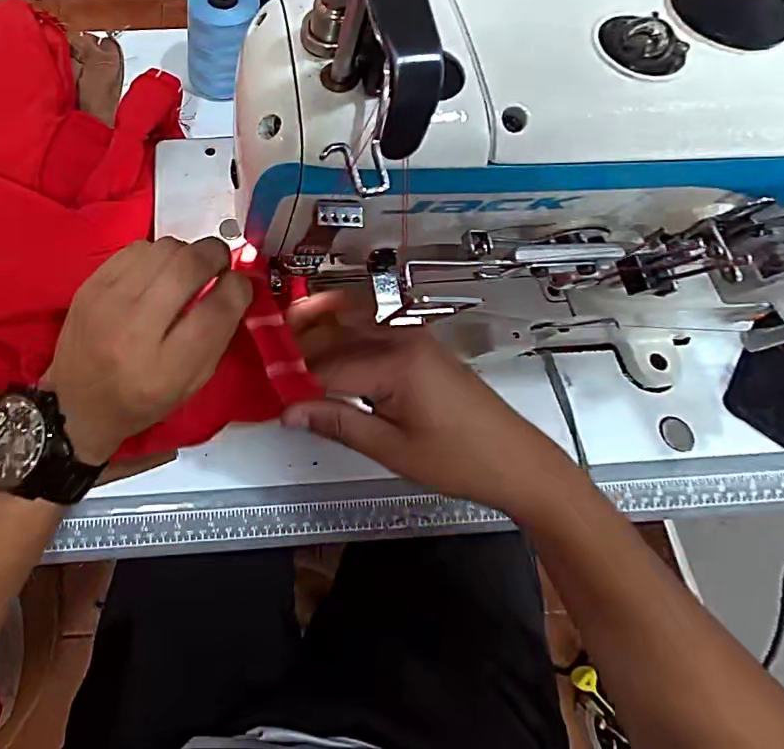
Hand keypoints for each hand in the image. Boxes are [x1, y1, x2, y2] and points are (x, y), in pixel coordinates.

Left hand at [43, 237, 251, 463]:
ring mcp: (108, 301)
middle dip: (215, 256)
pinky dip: (156, 254)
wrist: (76, 403)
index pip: (216, 309)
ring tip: (187, 271)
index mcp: (166, 368)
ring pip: (165, 248)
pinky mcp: (91, 284)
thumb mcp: (191, 383)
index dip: (238, 287)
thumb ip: (219, 335)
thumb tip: (236, 284)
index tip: (239, 283)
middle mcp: (135, 329)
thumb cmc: (142, 399)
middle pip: (190, 265)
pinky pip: (137, 247)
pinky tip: (157, 273)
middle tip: (219, 264)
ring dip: (186, 253)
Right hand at [279, 292, 573, 520]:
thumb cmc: (463, 459)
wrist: (517, 461)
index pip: (326, 368)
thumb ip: (337, 422)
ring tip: (287, 342)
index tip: (269, 392)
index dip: (293, 381)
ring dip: (318, 329)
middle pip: (335, 333)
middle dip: (298, 345)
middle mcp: (403, 338)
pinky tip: (327, 350)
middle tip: (266, 358)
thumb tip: (291, 412)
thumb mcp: (392, 449)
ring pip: (351, 322)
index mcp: (396, 363)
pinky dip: (343, 334)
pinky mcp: (419, 344)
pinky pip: (370, 330)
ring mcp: (413, 337)